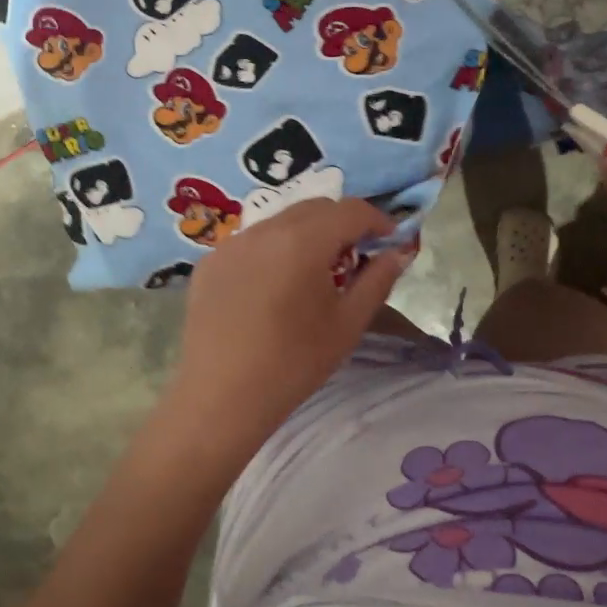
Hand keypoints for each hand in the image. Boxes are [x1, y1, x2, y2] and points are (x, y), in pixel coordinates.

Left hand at [170, 198, 412, 440]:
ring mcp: (231, 244)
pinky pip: (250, 243)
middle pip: (314, 209)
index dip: (376, 219)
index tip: (389, 241)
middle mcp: (264, 230)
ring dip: (305, 235)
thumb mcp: (347, 324)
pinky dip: (272, 251)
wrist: (221, 397)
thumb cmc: (293, 364)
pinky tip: (272, 290)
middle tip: (354, 259)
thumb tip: (398, 251)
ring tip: (312, 275)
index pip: (350, 209)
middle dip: (341, 224)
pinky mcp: (209, 263)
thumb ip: (376, 280)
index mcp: (303, 241)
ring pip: (280, 222)